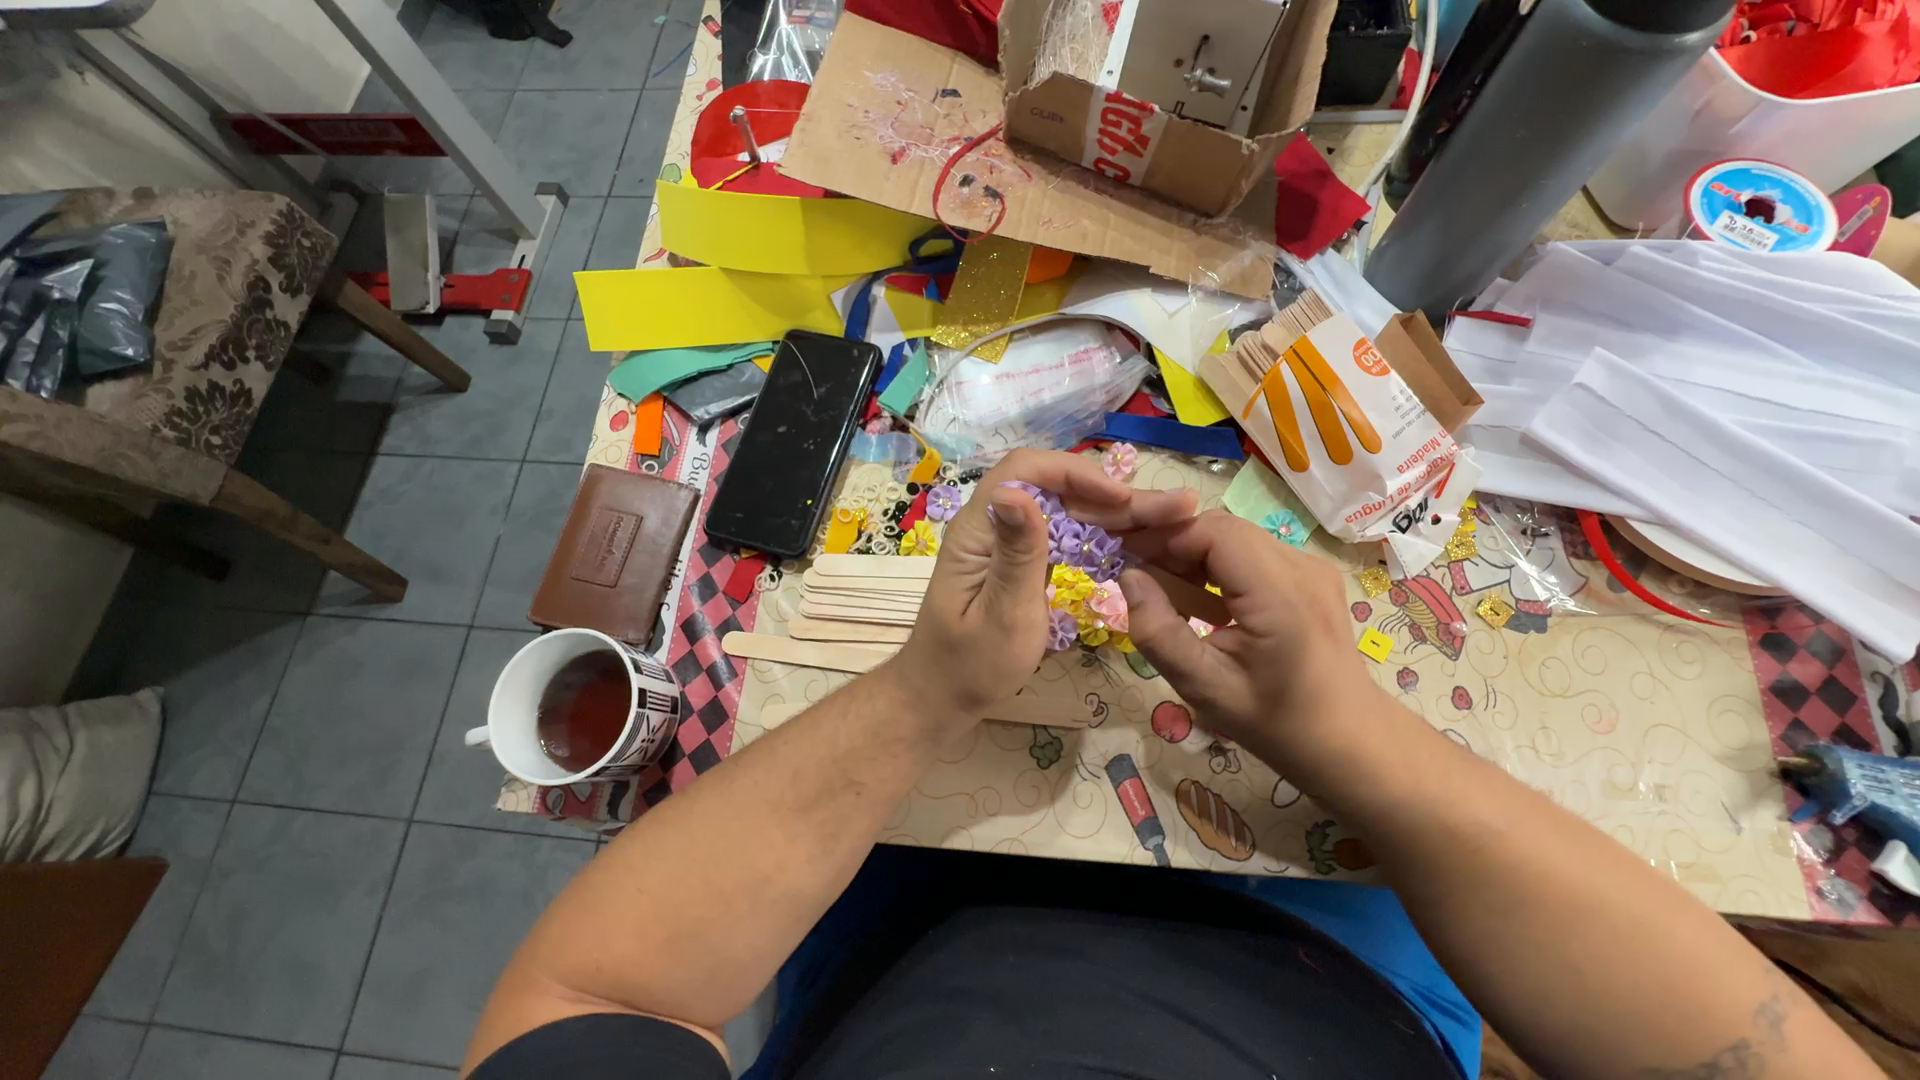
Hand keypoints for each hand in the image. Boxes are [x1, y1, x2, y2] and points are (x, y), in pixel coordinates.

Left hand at [886, 449, 1196, 725]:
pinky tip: (1135, 541)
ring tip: (1170, 519)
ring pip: (1063, 508)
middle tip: (1174, 508)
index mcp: (977, 530)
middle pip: (1053, 487)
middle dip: (1111, 494)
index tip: (1123, 499)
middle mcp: (990, 524)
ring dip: (1113, 512)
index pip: (1026, 471)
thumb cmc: (971, 666)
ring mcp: (1004, 541)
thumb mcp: (1002, 615)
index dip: (1077, 474)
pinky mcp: (1018, 559)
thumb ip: (1017, 555)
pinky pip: (1061, 532)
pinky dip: (1098, 533)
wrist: (943, 697)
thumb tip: (1017, 492)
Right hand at [1119, 510, 1384, 771]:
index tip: (1125, 556)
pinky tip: (1199, 599)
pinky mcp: (1309, 576)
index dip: (1165, 536)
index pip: (1214, 531)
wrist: (1347, 740)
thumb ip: (1159, 632)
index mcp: (1280, 594)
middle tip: (1136, 573)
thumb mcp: (1204, 687)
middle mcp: (1301, 567)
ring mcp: (1310, 567)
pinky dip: (1217, 566)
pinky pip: (1252, 553)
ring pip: (1235, 537)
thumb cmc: (1274, 722)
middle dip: (1174, 544)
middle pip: (1224, 528)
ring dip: (1193, 554)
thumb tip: (1128, 577)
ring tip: (1163, 589)